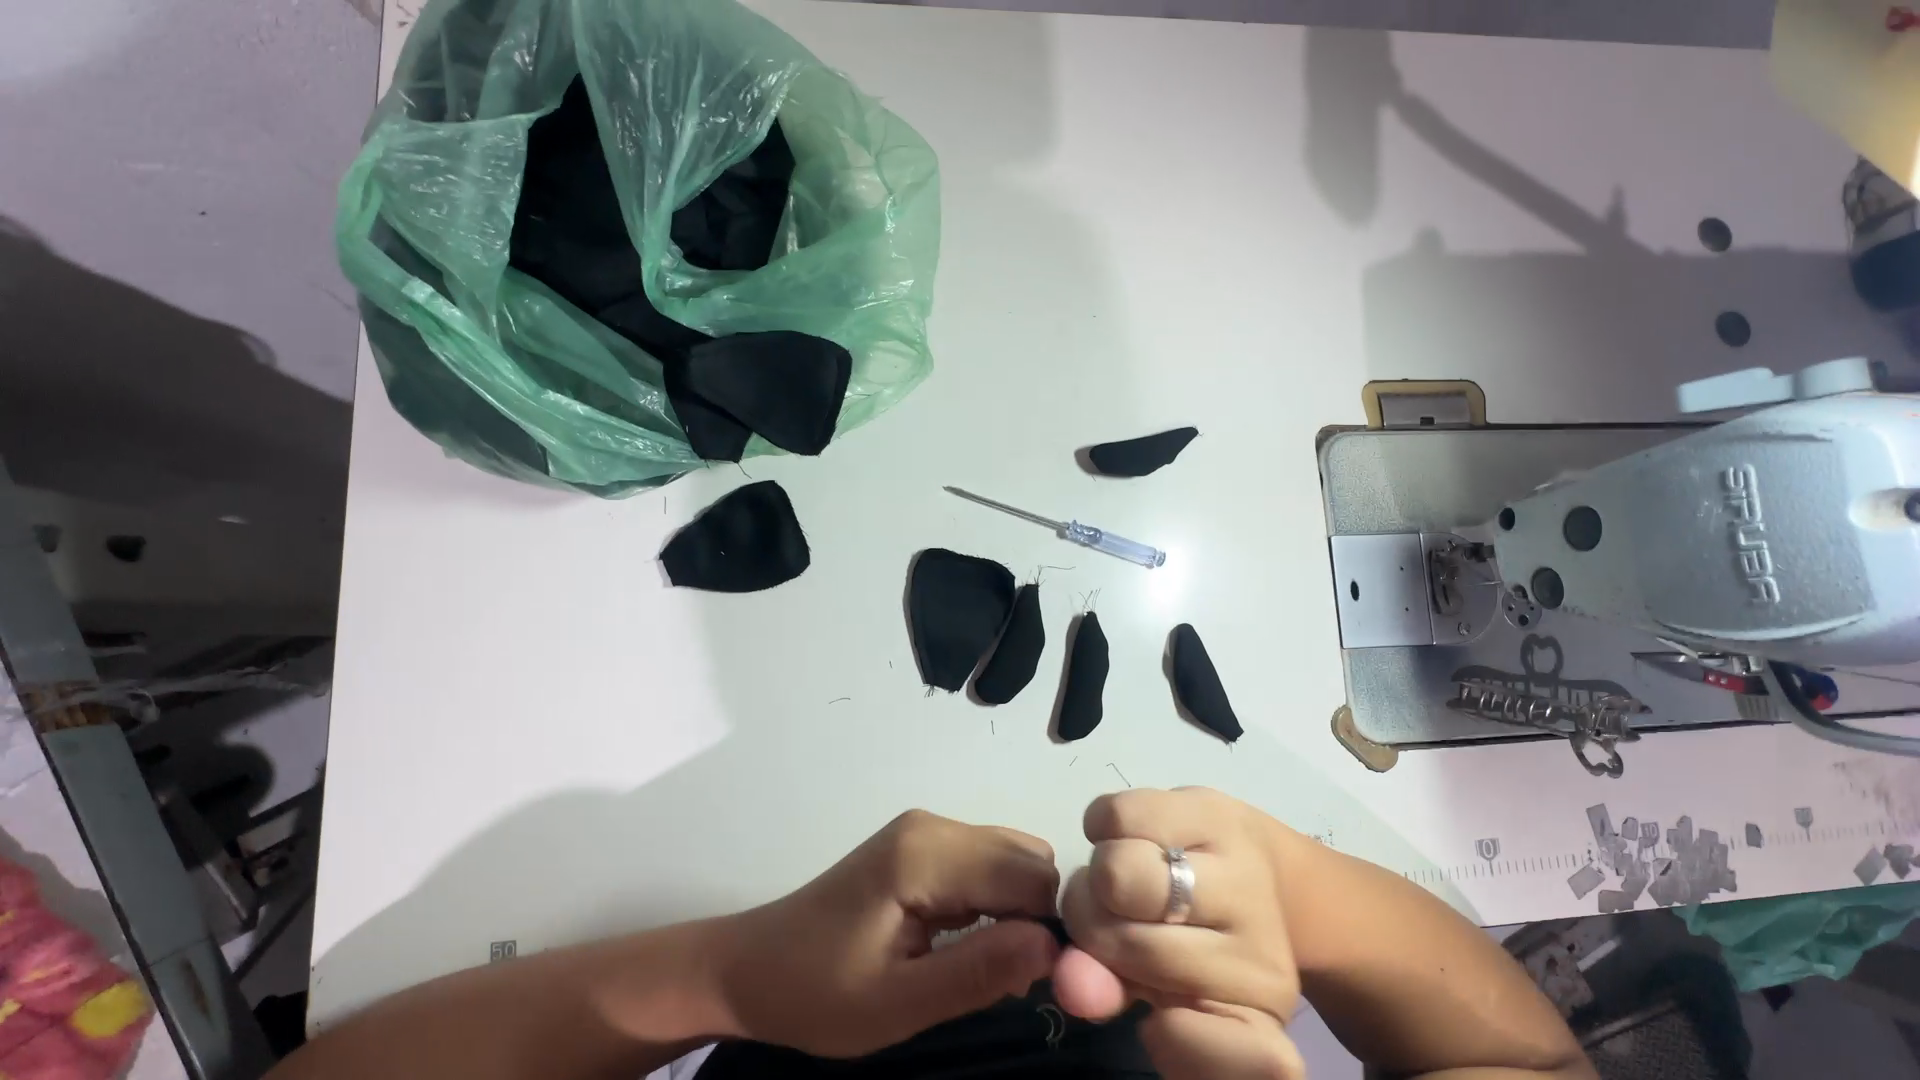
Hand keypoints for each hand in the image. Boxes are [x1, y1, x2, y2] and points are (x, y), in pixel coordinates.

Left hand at [713, 810, 1061, 1057]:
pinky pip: (987, 867)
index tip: (1041, 982)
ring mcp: (927, 832)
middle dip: (1037, 918)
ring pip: (1013, 860)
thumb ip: (979, 972)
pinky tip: (966, 947)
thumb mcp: (898, 1003)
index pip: (1031, 875)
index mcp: (926, 854)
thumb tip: (1055, 947)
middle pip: (1028, 860)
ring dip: (1017, 912)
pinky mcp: (922, 847)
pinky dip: (996, 905)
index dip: (1051, 928)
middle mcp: (934, 826)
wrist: (752, 968)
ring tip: (985, 967)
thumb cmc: (818, 992)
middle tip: (1008, 980)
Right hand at [1055, 788, 1306, 1079]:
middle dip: (1094, 924)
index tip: (1157, 1024)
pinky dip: (1102, 827)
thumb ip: (1106, 989)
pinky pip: (1117, 814)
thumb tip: (1068, 977)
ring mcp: (1241, 876)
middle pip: (1126, 940)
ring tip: (1124, 879)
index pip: (1209, 1049)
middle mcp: (1259, 950)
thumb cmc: (1196, 942)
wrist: (1265, 876)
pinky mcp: (1216, 810)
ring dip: (1099, 873)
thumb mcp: (1154, 986)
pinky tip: (1129, 838)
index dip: (1173, 1041)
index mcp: (1250, 1014)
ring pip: (1117, 870)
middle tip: (1112, 918)